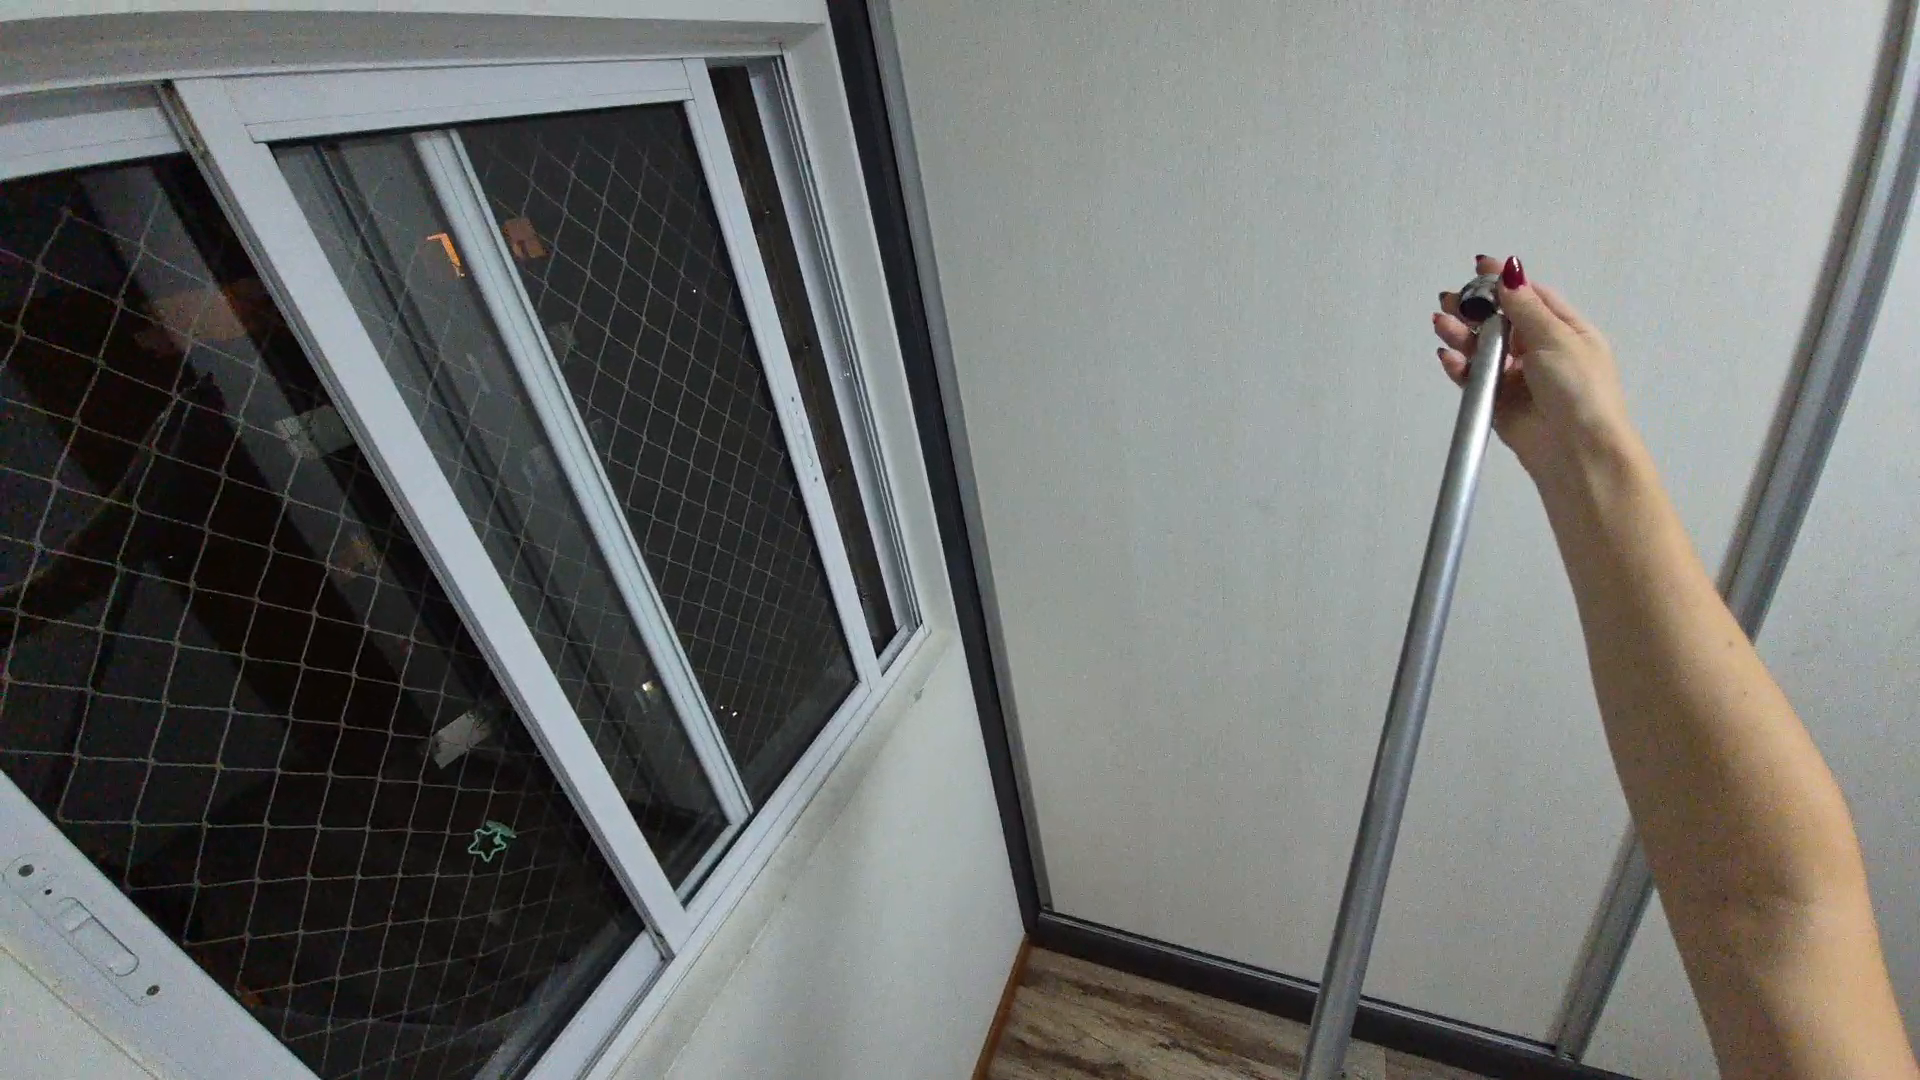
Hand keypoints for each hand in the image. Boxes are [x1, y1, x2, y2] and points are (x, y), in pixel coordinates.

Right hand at [1434, 256, 1636, 479]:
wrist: (1574, 447)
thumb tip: (1511, 270)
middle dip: (1474, 309)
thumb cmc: (1579, 390)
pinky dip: (1458, 367)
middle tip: (1448, 300)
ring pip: (1480, 349)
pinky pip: (1471, 378)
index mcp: (1563, 330)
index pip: (1529, 297)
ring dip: (1460, 335)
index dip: (1504, 281)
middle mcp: (1538, 349)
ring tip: (1441, 324)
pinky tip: (1448, 357)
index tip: (1479, 266)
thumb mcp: (1555, 340)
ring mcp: (1515, 375)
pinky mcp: (1494, 399)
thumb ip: (1525, 307)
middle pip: (1499, 322)